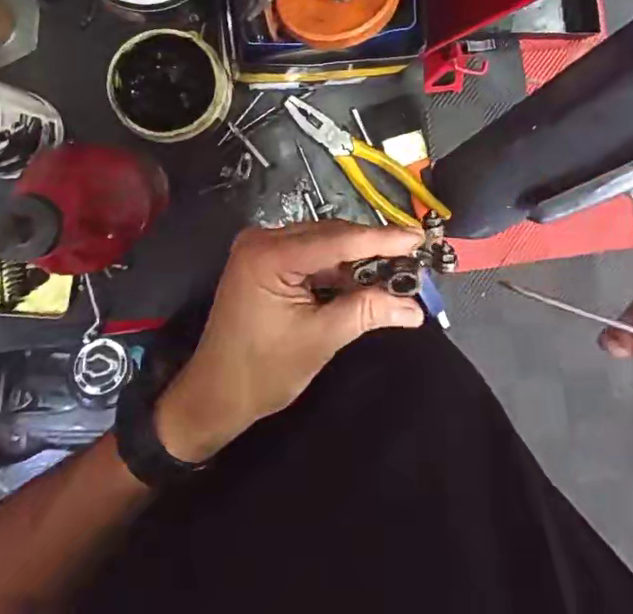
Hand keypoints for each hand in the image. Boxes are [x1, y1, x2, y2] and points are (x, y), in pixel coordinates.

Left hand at [156, 221, 425, 461]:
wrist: (213, 397)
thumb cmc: (261, 372)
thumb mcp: (320, 340)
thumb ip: (367, 312)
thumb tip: (415, 307)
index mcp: (268, 256)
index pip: (338, 240)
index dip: (383, 239)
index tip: (419, 239)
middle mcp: (263, 239)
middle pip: (334, 234)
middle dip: (375, 247)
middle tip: (415, 258)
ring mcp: (263, 247)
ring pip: (327, 241)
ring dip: (361, 255)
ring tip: (399, 266)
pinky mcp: (268, 259)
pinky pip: (315, 252)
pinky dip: (342, 264)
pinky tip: (368, 274)